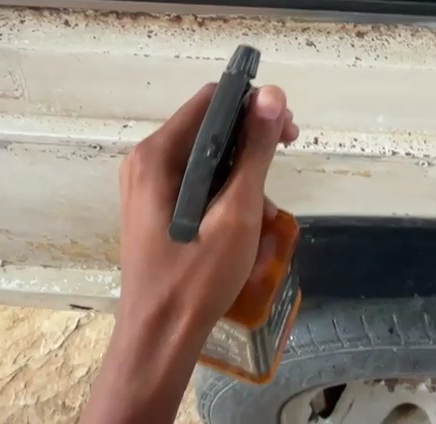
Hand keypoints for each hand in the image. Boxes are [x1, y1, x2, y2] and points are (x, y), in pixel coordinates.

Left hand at [82, 84, 298, 423]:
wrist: (158, 343)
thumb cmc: (196, 278)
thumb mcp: (236, 211)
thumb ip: (255, 149)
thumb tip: (274, 93)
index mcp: (158, 154)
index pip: (212, 99)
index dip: (253, 103)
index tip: (285, 126)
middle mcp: (147, 160)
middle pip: (210, 123)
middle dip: (253, 134)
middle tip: (288, 148)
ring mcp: (149, 184)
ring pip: (208, 152)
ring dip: (244, 164)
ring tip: (269, 198)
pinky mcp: (157, 206)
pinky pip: (199, 177)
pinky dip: (227, 185)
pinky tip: (250, 214)